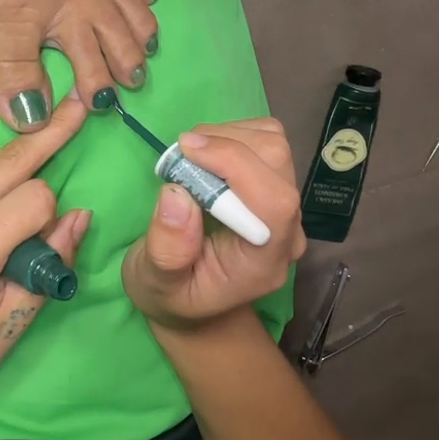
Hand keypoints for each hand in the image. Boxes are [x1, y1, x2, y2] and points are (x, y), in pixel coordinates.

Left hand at [0, 95, 91, 439]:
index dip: (52, 214)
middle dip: (46, 137)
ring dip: (16, 183)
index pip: (32, 196)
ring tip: (31, 216)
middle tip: (77, 105)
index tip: (50, 244)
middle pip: (6, 162)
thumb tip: (79, 214)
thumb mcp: (13, 323)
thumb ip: (50, 264)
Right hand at [123, 119, 306, 329]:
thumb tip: (178, 194)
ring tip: (190, 157)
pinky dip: (234, 134)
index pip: (274, 202)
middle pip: (276, 161)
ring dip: (226, 136)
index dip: (235, 163)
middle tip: (178, 157)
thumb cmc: (172, 295)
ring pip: (272, 144)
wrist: (195, 304)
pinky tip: (207, 157)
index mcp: (261, 261)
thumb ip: (167, 249)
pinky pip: (267, 141)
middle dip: (223, 144)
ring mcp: (285, 208)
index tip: (186, 151)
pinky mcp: (276, 186)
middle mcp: (285, 231)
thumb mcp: (153, 283)